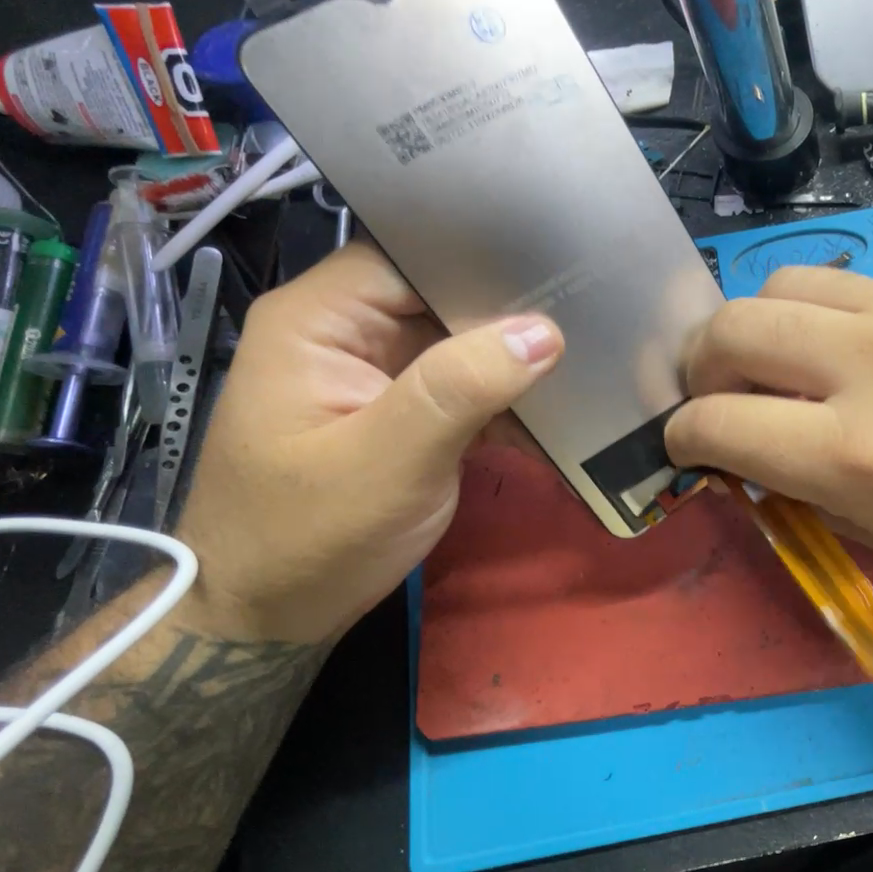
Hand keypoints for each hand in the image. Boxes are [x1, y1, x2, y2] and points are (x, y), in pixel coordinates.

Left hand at [175, 243, 562, 643]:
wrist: (272, 616)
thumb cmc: (308, 535)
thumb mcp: (386, 460)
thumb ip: (460, 389)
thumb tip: (545, 332)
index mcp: (319, 321)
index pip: (409, 256)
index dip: (482, 257)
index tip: (561, 266)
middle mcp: (351, 335)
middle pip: (446, 298)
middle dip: (517, 310)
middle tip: (598, 314)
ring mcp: (384, 378)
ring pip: (467, 346)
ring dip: (523, 362)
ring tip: (600, 359)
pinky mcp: (411, 418)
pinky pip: (472, 393)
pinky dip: (515, 406)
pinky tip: (567, 418)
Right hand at [664, 266, 872, 608]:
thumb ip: (808, 487)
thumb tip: (751, 453)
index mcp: (858, 453)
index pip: (717, 421)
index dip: (683, 437)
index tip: (689, 445)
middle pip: (731, 326)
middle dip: (702, 367)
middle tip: (723, 399)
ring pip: (785, 283)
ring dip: (762, 327)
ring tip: (784, 367)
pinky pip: (852, 284)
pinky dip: (825, 316)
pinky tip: (851, 351)